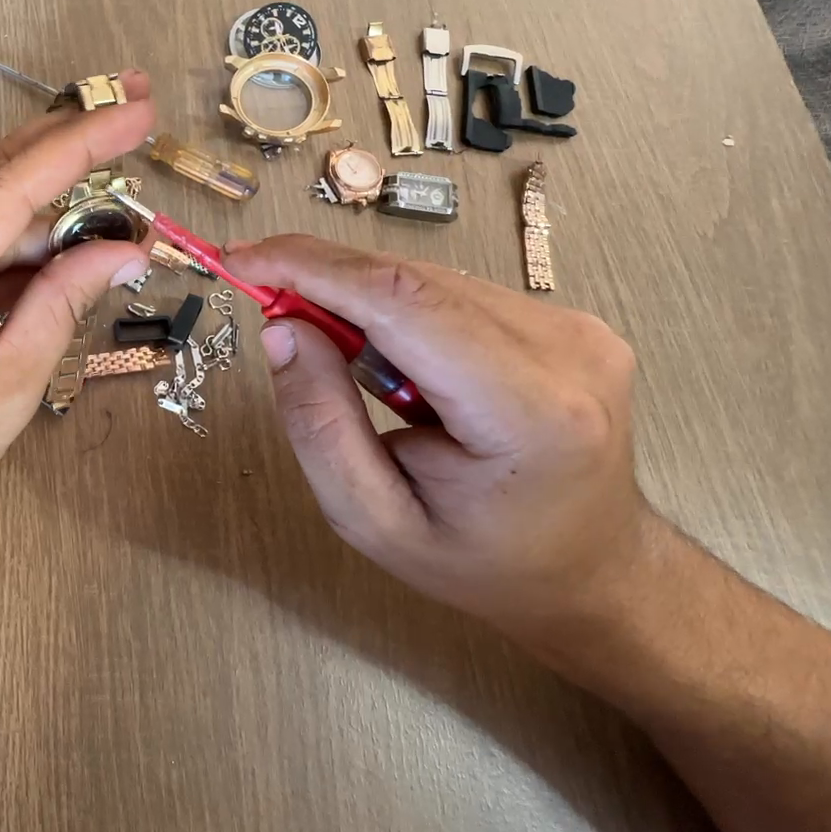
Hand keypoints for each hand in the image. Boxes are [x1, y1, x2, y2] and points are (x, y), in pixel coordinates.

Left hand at [0, 73, 155, 552]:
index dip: (80, 144)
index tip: (136, 110)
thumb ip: (64, 298)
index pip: (6, 184)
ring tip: (101, 212)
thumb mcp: (11, 380)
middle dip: (61, 146)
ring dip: (34, 198)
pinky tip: (48, 243)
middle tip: (130, 113)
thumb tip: (122, 249)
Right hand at [222, 234, 652, 639]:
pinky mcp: (565, 323)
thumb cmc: (476, 561)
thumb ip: (319, 423)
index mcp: (527, 412)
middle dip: (320, 276)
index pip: (402, 303)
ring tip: (320, 344)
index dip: (312, 268)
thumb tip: (282, 329)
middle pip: (411, 281)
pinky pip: (449, 292)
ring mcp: (575, 329)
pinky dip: (390, 307)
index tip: (240, 258)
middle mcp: (566, 351)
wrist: (591, 572)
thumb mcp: (369, 516)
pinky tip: (376, 352)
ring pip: (426, 279)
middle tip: (257, 295)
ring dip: (354, 294)